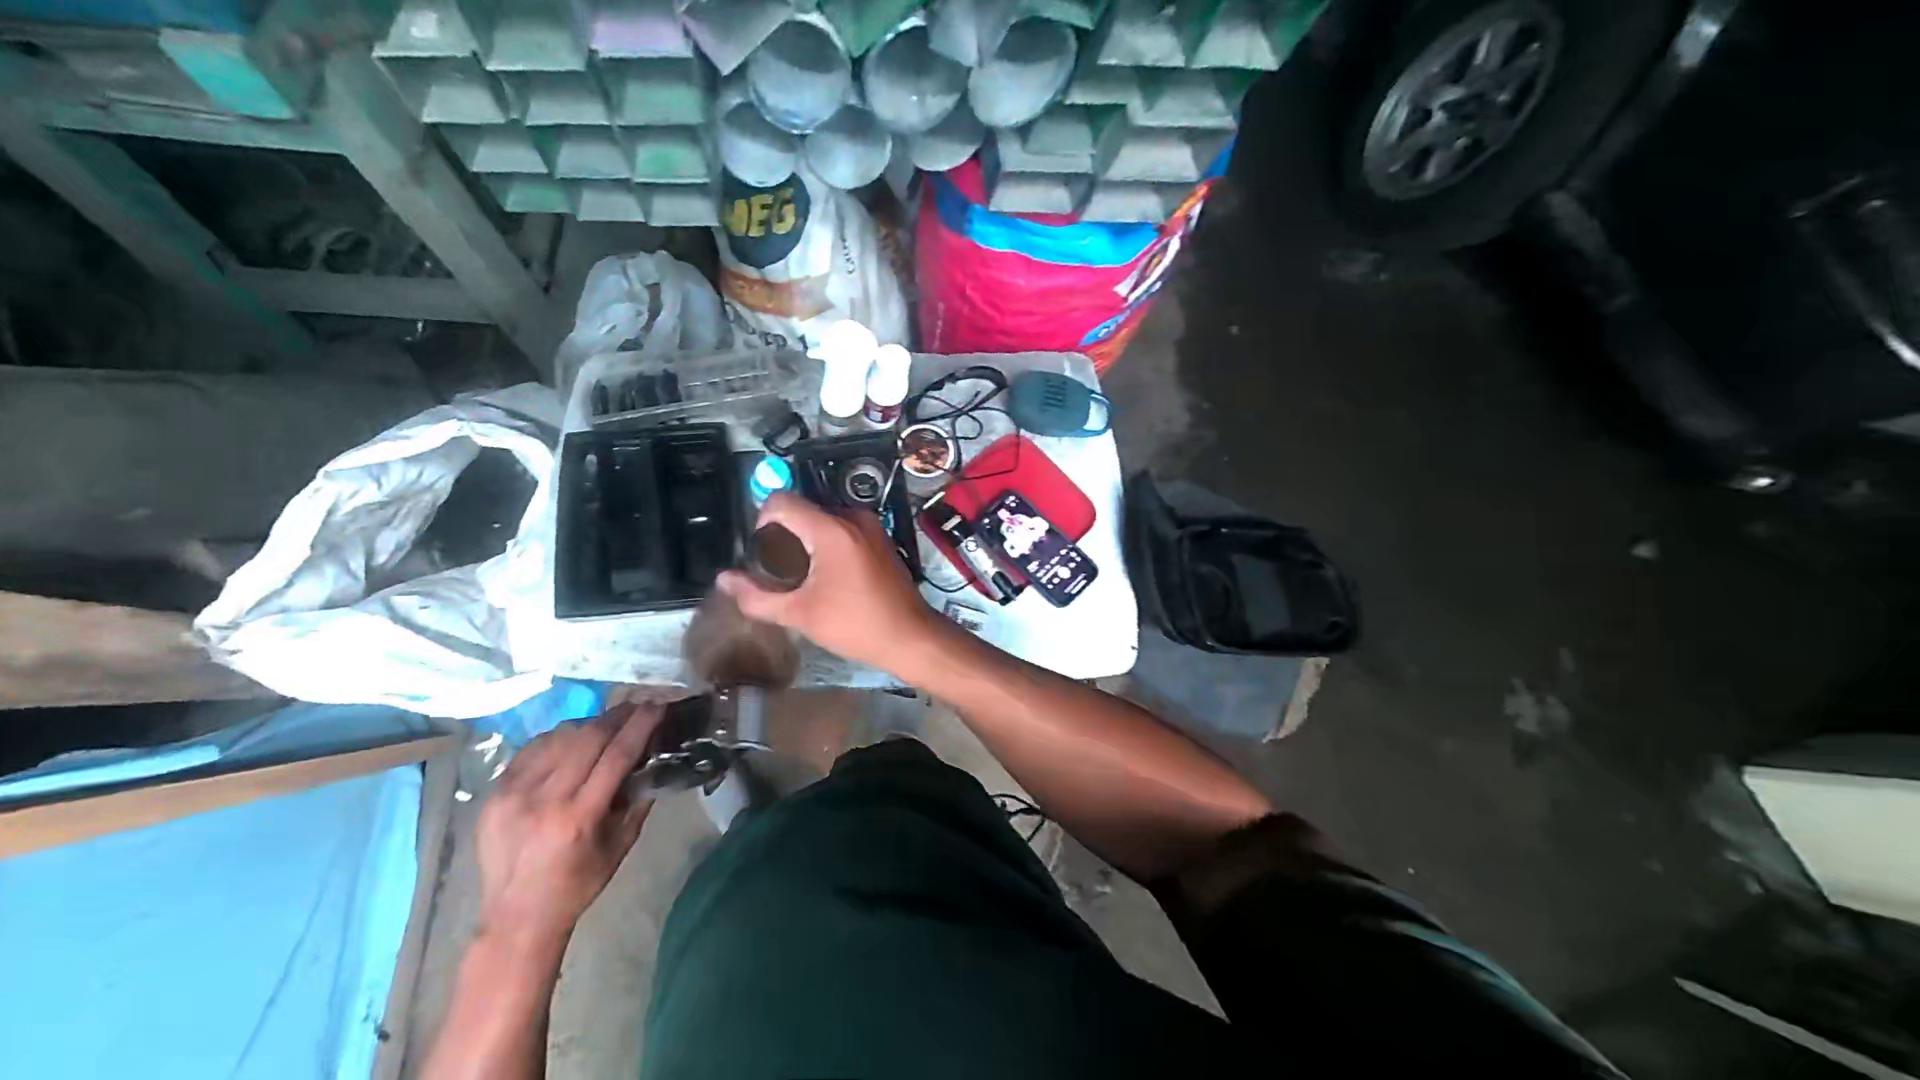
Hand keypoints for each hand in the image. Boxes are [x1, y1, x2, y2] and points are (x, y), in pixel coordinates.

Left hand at [474, 705, 662, 953]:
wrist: (515, 917)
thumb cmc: (578, 885)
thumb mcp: (620, 845)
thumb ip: (637, 799)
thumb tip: (652, 758)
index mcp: (578, 817)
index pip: (616, 755)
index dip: (640, 725)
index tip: (657, 706)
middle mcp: (543, 799)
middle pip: (588, 737)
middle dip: (617, 716)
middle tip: (637, 705)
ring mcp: (513, 794)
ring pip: (559, 737)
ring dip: (589, 724)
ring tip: (607, 722)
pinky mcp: (494, 793)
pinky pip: (532, 749)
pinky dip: (558, 738)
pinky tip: (572, 741)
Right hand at [716, 493, 939, 673]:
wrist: (910, 637)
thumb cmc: (855, 625)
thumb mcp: (799, 615)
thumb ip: (756, 596)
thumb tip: (723, 580)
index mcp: (831, 529)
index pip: (782, 502)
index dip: (762, 522)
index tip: (763, 555)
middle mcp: (852, 518)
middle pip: (802, 510)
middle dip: (784, 535)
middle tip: (780, 573)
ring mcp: (871, 526)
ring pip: (822, 520)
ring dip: (806, 541)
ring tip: (802, 578)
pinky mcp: (880, 539)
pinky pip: (842, 529)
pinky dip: (827, 545)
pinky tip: (827, 578)